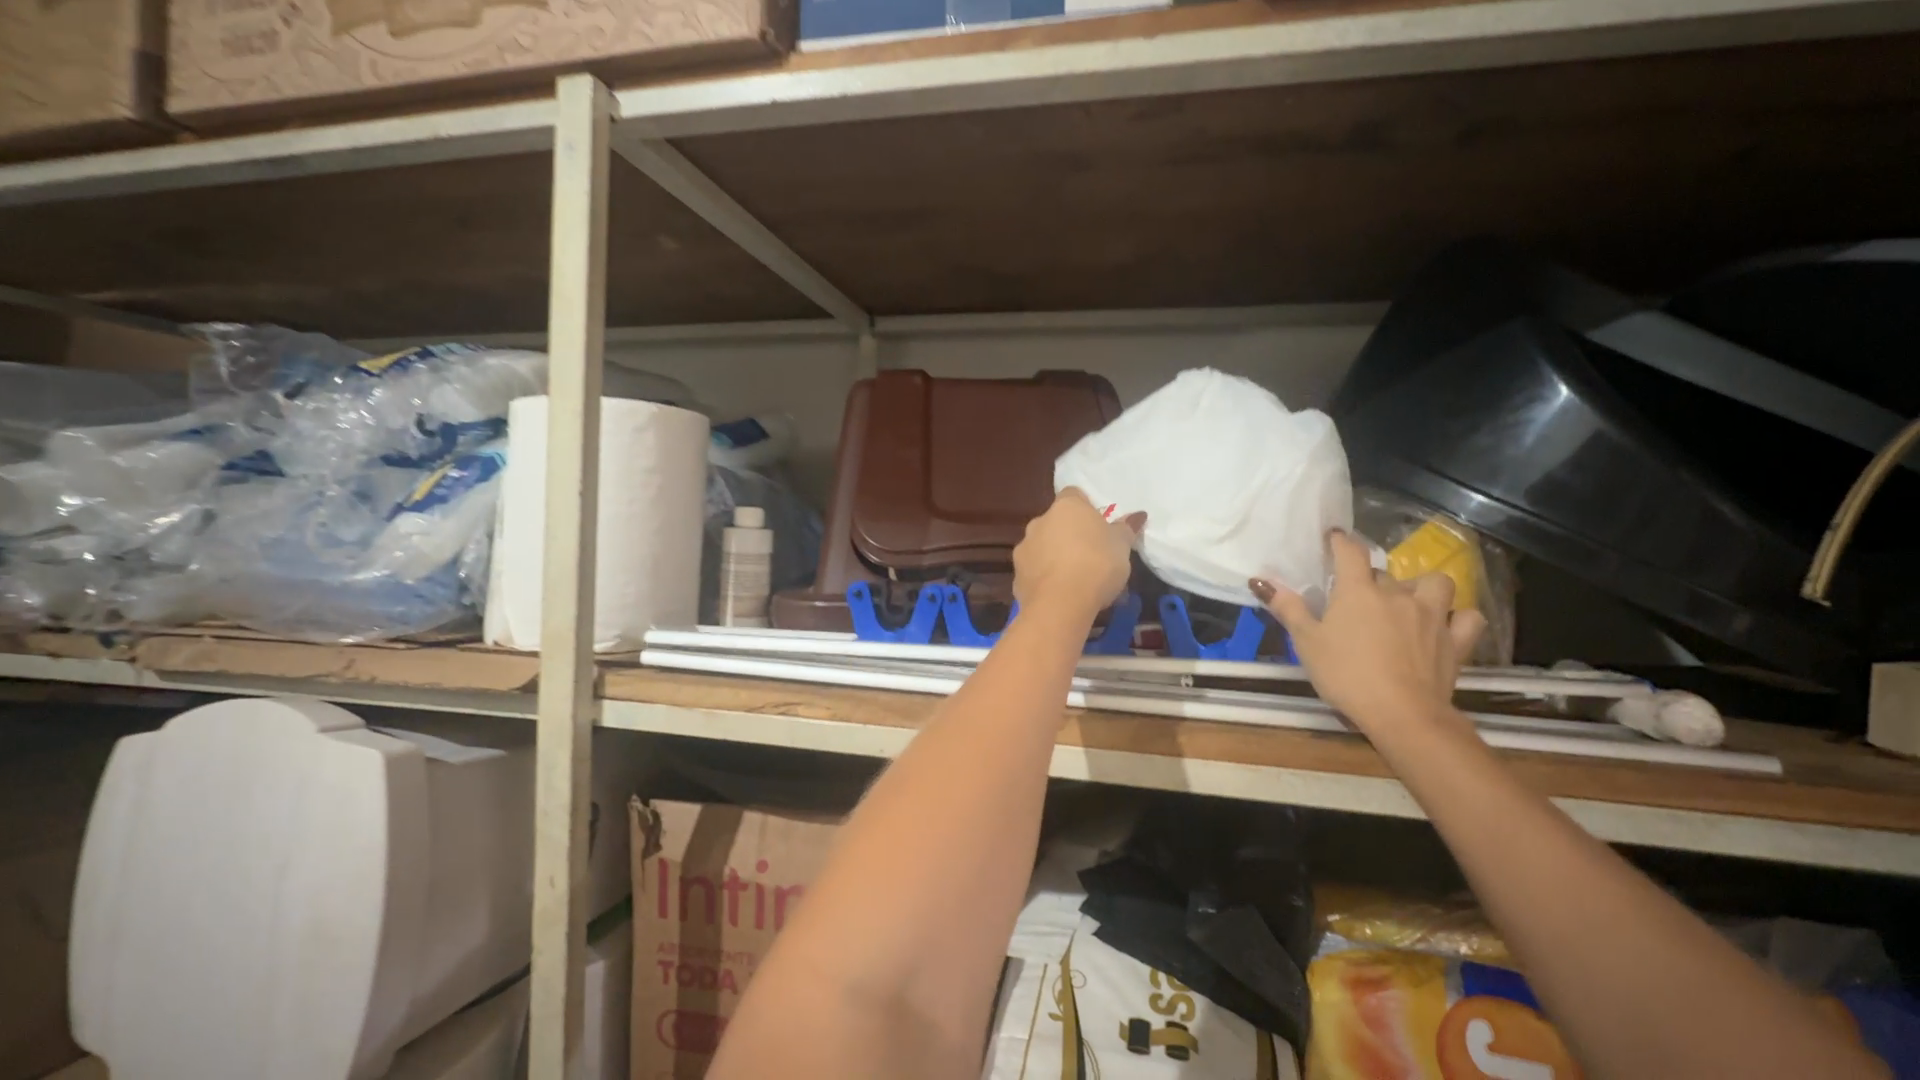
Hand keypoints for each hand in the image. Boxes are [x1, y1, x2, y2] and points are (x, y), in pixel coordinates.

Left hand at [1013, 489, 1142, 619]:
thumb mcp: (1121, 546)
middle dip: (1070, 536)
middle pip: (1056, 523)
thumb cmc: (1097, 564)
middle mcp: (1039, 522)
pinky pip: (1034, 573)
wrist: (1061, 603)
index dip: (1086, 509)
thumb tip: (1138, 515)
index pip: (1073, 495)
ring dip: (1055, 558)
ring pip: (1042, 548)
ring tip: (1077, 582)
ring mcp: (1024, 548)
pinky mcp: (1017, 576)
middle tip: (1091, 556)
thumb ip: (1126, 529)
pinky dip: (1045, 580)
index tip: (1098, 526)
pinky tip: (1061, 596)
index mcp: (1066, 507)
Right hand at [1251, 530, 1484, 733]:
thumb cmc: (1346, 675)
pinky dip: (1459, 618)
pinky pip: (1467, 618)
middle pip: (1385, 574)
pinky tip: (1447, 625)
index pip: (1350, 551)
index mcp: (1359, 592)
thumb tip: (1262, 581)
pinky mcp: (1457, 641)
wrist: (1401, 713)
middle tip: (1359, 600)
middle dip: (1372, 581)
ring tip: (1410, 603)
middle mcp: (1398, 594)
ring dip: (1423, 588)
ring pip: (1436, 583)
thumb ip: (1288, 609)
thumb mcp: (1307, 643)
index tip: (1334, 539)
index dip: (1341, 541)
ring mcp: (1433, 615)